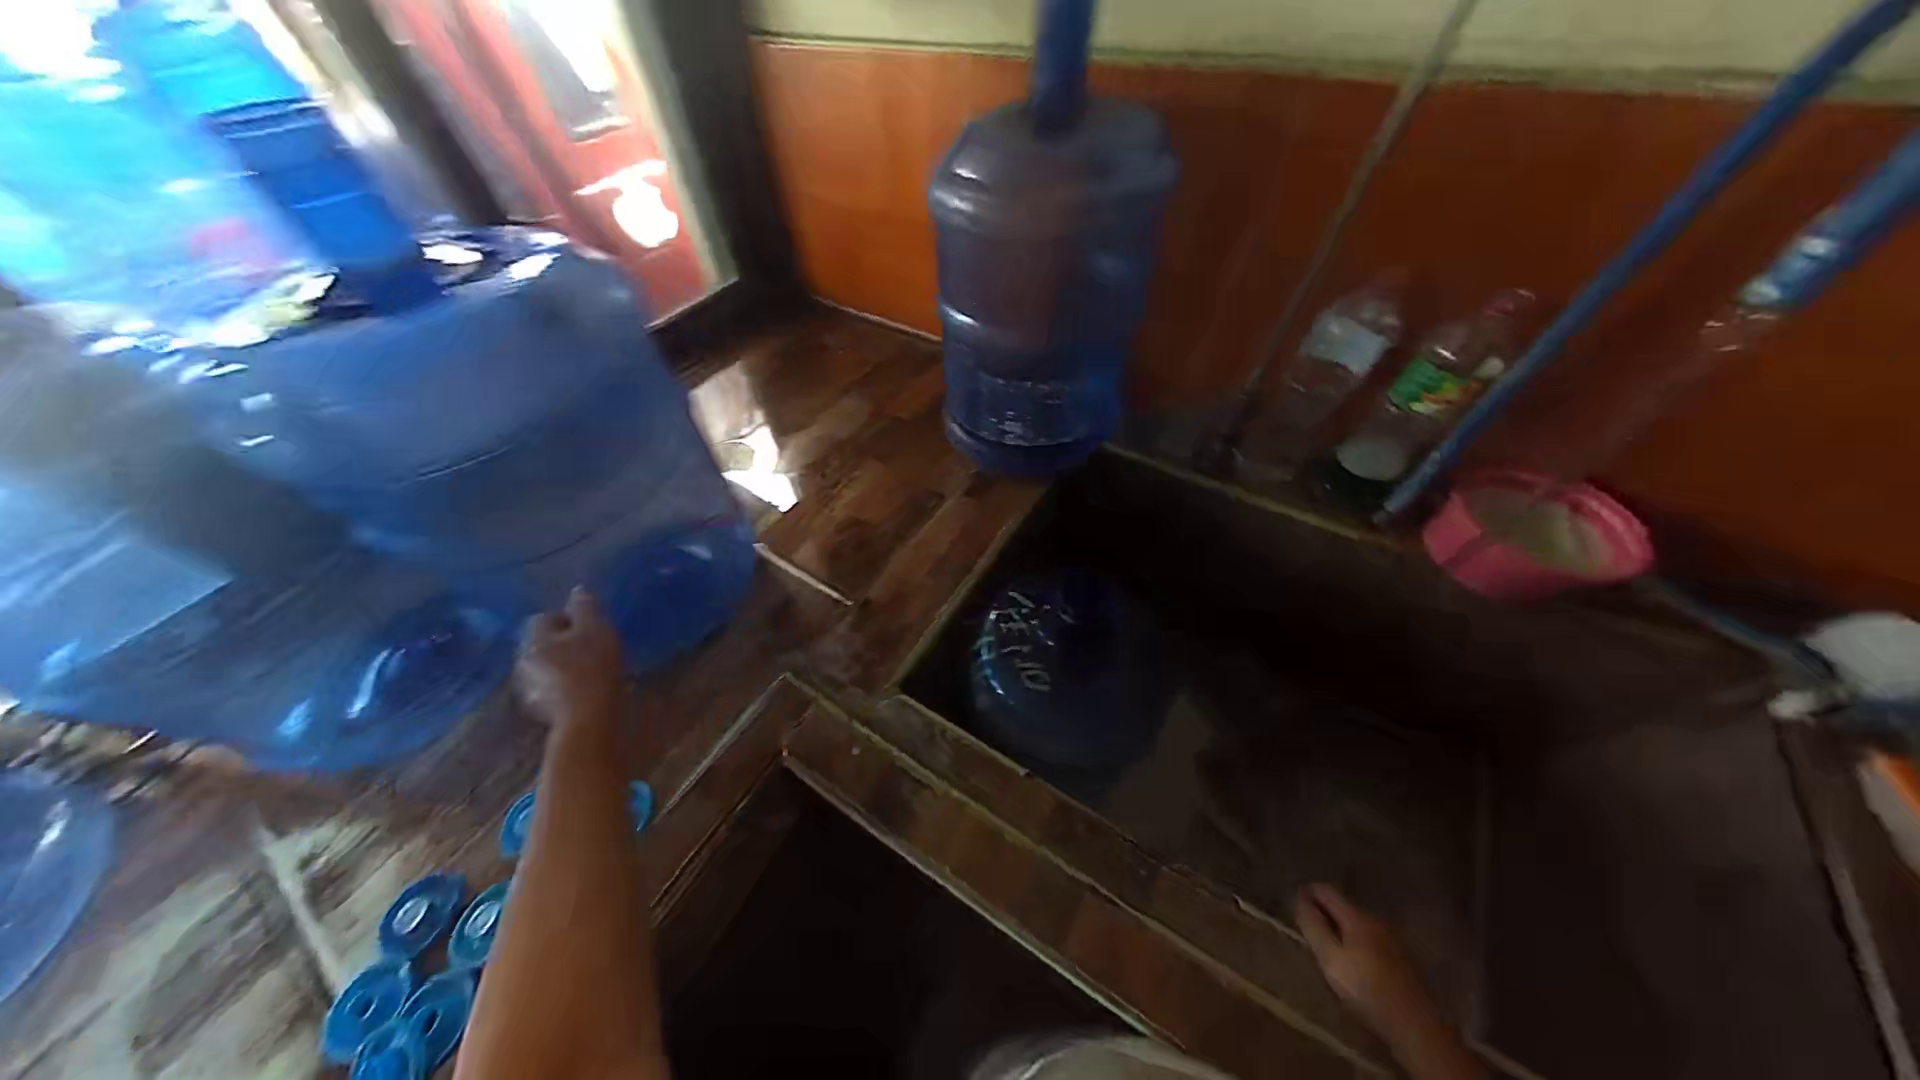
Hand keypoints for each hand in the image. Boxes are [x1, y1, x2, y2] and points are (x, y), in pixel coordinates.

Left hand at [515, 587, 626, 730]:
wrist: (587, 718)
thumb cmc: (593, 666)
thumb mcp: (596, 629)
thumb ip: (586, 607)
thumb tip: (578, 590)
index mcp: (534, 638)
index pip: (545, 616)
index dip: (569, 618)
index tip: (593, 627)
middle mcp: (523, 660)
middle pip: (543, 642)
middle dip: (563, 641)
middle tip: (592, 646)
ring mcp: (528, 687)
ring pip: (545, 665)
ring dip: (562, 664)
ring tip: (590, 669)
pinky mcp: (539, 708)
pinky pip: (551, 687)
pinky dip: (564, 685)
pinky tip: (583, 689)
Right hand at [1295, 884, 1441, 1037]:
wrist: (1418, 1029)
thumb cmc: (1367, 992)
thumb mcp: (1330, 960)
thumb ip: (1313, 926)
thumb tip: (1300, 898)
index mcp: (1357, 917)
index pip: (1326, 890)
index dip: (1307, 893)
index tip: (1294, 905)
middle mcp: (1378, 920)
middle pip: (1344, 905)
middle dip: (1324, 911)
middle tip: (1309, 928)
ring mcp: (1395, 939)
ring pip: (1360, 922)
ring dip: (1342, 927)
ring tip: (1331, 944)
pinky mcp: (1405, 958)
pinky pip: (1374, 938)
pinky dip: (1359, 940)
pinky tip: (1358, 960)